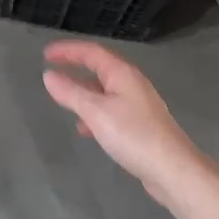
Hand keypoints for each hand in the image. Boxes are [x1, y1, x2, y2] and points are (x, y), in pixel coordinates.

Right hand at [42, 41, 213, 205]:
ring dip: (84, 91)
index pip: (91, 52)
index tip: (46, 53)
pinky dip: (95, 113)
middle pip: (100, 68)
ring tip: (64, 100)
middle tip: (52, 70)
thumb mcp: (96, 112)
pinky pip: (111, 109)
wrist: (172, 169)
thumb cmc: (133, 135)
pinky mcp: (140, 124)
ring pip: (105, 90)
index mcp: (122, 73)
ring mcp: (138, 104)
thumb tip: (48, 75)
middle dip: (76, 67)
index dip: (68, 50)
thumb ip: (71, 93)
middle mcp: (131, 83)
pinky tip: (86, 129)